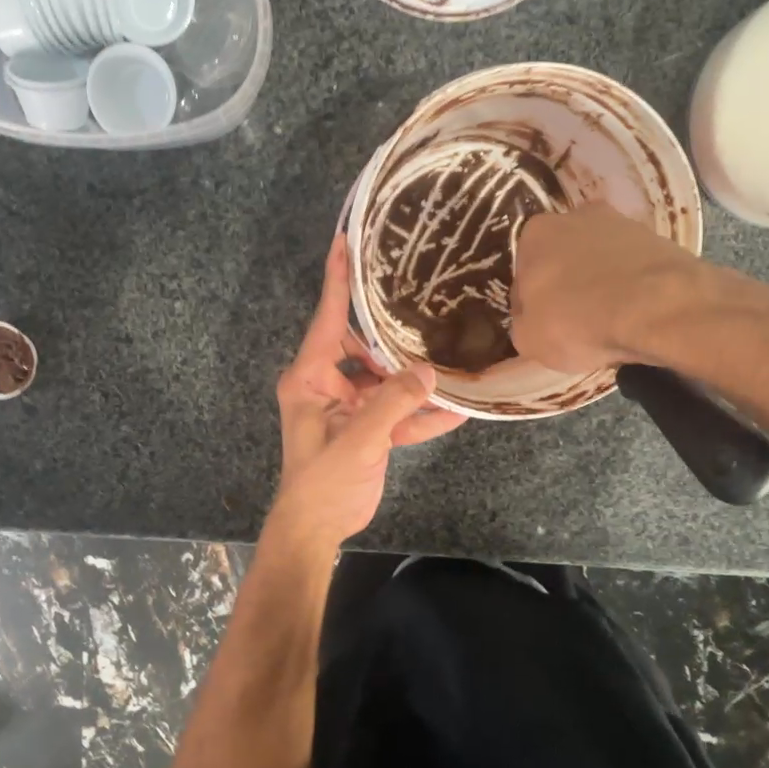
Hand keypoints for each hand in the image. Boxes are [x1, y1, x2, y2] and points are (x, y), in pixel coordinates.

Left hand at [269, 236, 466, 550]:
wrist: (316, 529)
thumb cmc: (323, 481)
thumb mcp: (358, 440)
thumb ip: (393, 403)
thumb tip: (428, 371)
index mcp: (310, 377)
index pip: (328, 318)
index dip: (338, 279)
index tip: (344, 238)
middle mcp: (327, 385)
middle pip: (362, 345)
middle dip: (391, 333)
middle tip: (422, 304)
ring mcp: (348, 408)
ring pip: (385, 379)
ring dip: (414, 377)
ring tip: (449, 356)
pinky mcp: (366, 430)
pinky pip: (397, 413)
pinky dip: (422, 413)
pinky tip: (457, 409)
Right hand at [511, 203, 711, 372]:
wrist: (657, 309)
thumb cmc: (578, 321)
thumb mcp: (528, 339)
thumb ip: (523, 323)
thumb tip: (532, 319)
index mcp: (535, 234)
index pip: (524, 274)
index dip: (530, 304)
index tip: (541, 325)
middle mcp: (575, 216)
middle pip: (562, 259)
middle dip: (566, 285)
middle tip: (573, 322)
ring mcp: (621, 223)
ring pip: (599, 261)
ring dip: (599, 283)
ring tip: (609, 320)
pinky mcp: (658, 237)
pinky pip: (632, 267)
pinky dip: (630, 286)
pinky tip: (634, 313)